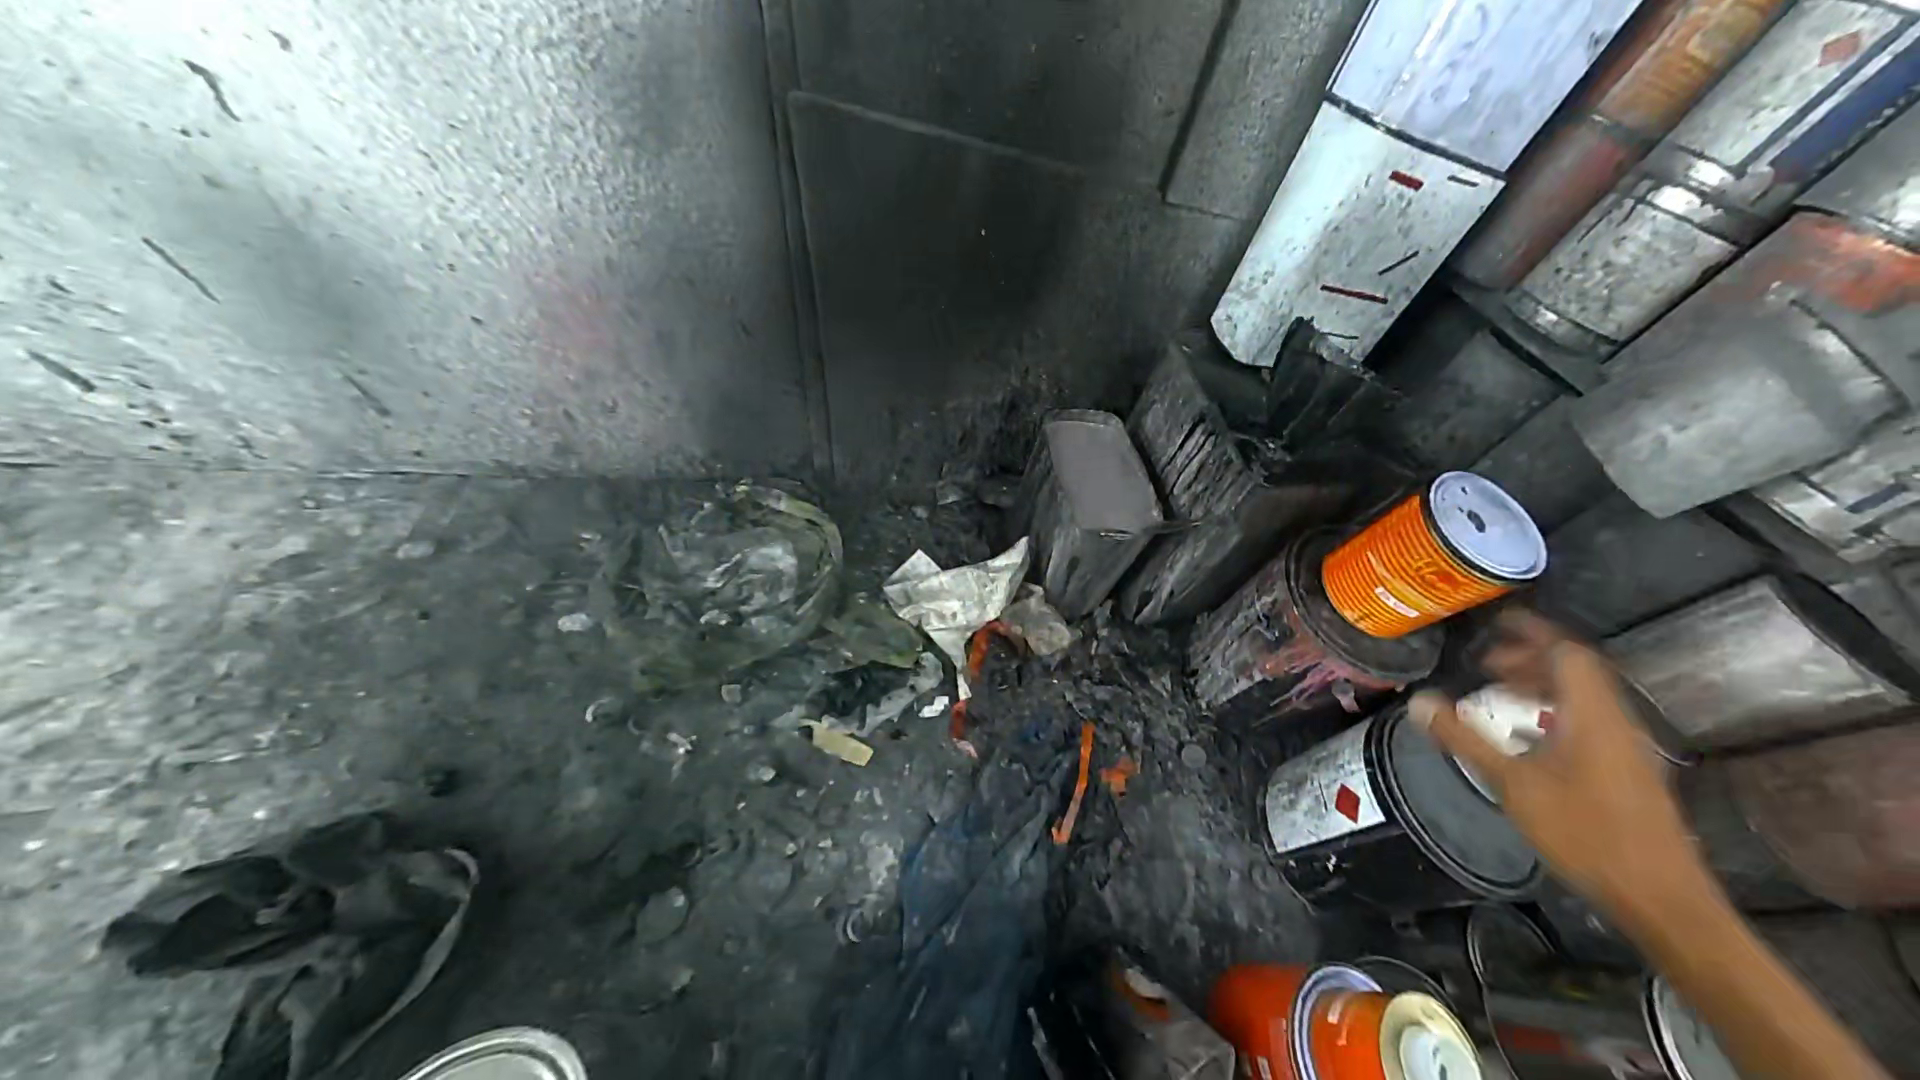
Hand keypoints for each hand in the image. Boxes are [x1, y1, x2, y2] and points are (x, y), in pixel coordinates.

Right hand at [1411, 611, 1714, 933]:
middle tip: (1486, 665)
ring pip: (1585, 698)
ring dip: (1543, 687)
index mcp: (1594, 716)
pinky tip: (1528, 735)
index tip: (1498, 622)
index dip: (1534, 632)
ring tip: (1501, 695)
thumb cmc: (1584, 831)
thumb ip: (1465, 738)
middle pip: (1578, 672)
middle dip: (1530, 660)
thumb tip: (1419, 701)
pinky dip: (1556, 712)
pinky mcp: (1630, 772)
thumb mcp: (1511, 782)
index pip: (1567, 654)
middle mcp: (1618, 724)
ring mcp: (1629, 749)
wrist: (1659, 897)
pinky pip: (1590, 721)